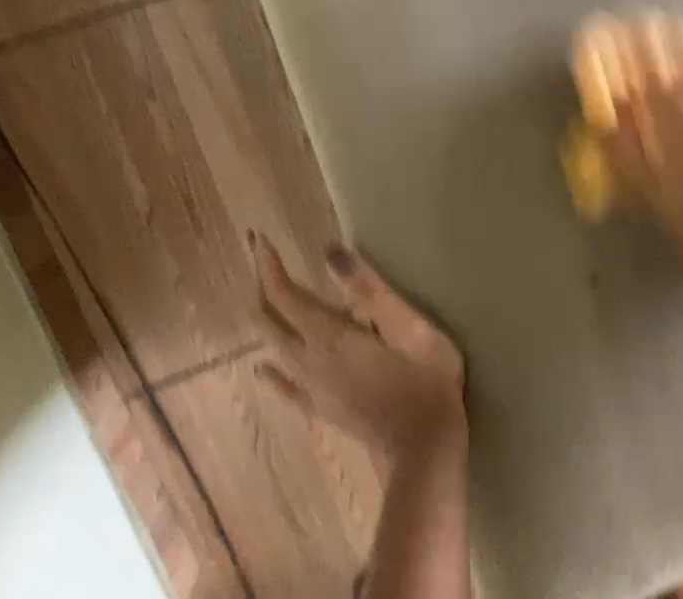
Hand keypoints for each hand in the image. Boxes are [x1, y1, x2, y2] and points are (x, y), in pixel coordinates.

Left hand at [254, 236, 465, 459]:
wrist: (425, 446)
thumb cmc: (425, 378)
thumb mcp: (409, 326)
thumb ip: (369, 290)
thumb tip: (331, 251)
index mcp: (329, 336)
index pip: (283, 294)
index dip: (266, 264)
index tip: (257, 236)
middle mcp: (308, 360)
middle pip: (267, 319)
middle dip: (259, 282)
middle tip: (260, 254)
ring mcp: (311, 388)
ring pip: (272, 347)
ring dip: (265, 317)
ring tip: (269, 294)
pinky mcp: (320, 409)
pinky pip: (283, 384)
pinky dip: (270, 368)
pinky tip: (265, 366)